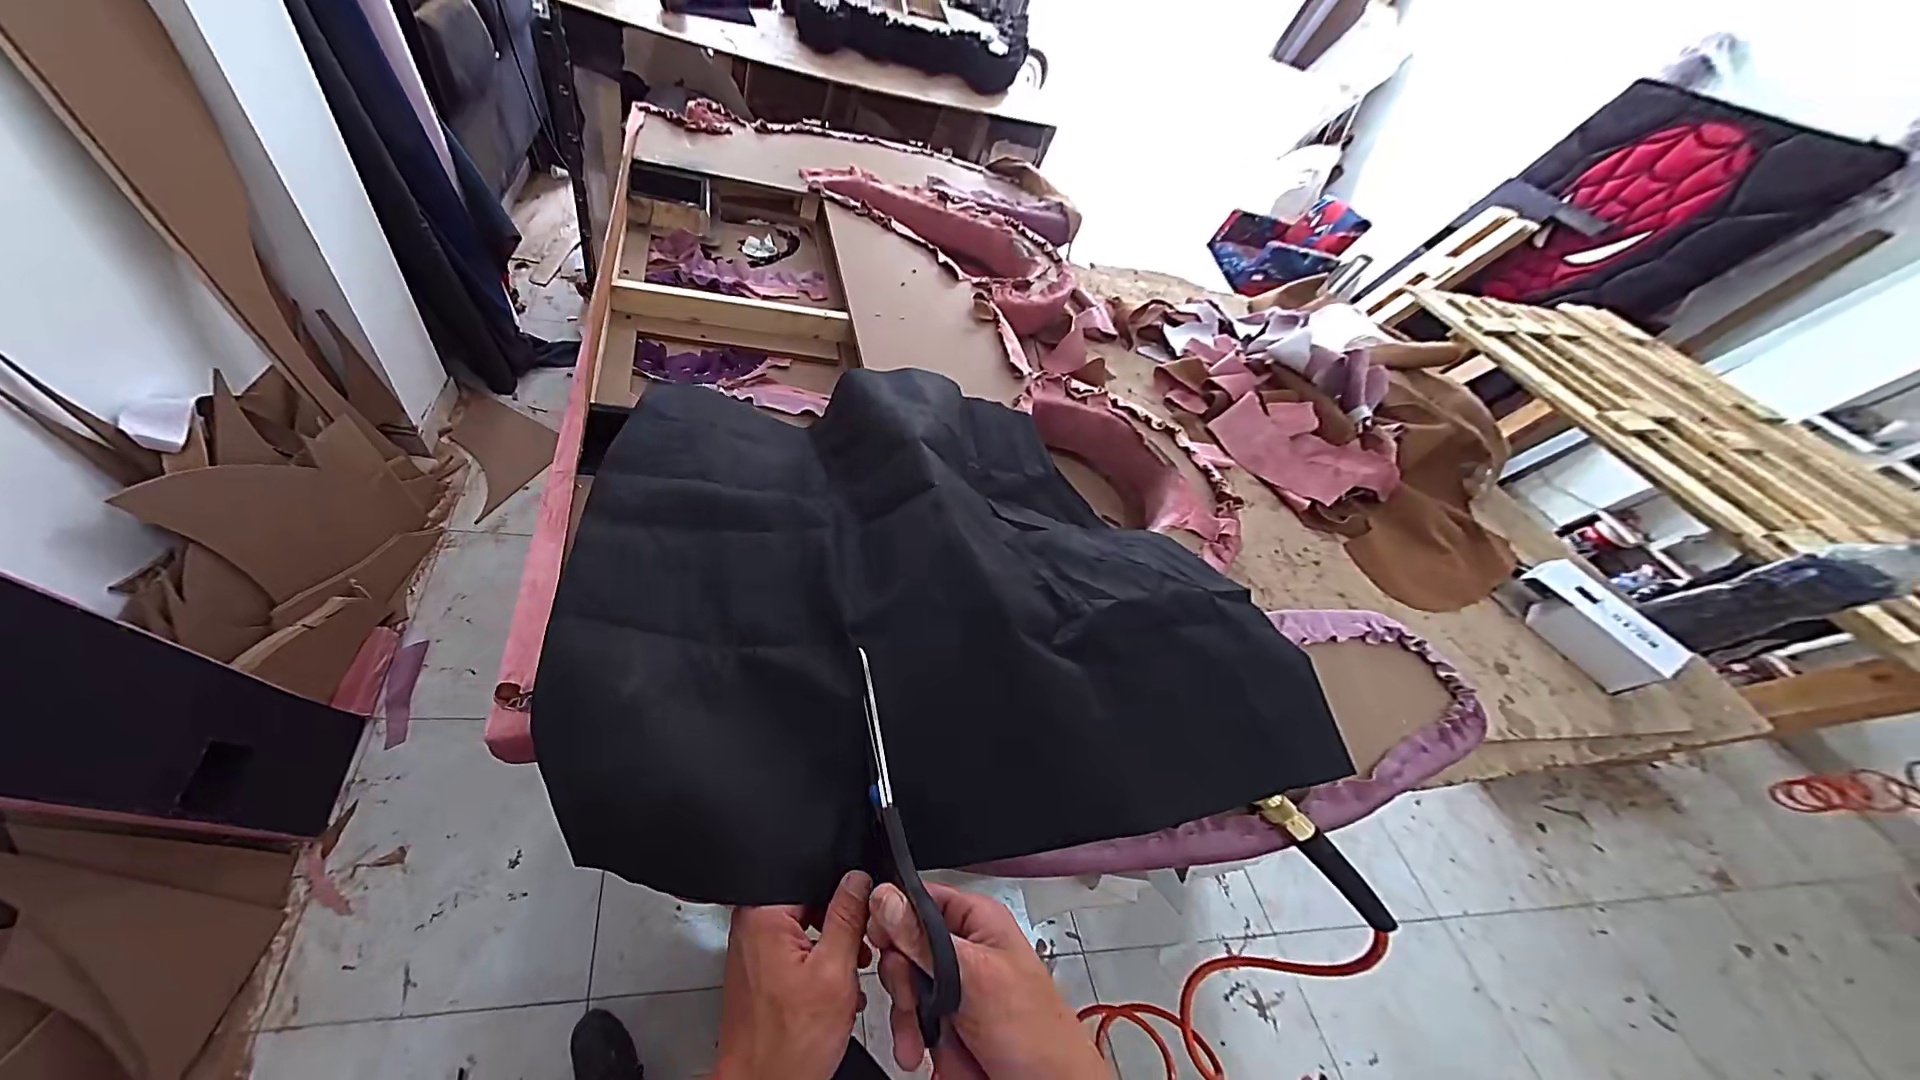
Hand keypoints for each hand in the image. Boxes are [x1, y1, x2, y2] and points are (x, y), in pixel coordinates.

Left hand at [716, 870, 872, 1079]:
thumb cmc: (786, 1047)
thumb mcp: (834, 971)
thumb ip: (848, 916)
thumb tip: (858, 879)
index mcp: (763, 915)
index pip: (816, 878)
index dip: (848, 897)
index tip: (862, 919)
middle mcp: (752, 926)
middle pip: (813, 902)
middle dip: (841, 926)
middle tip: (857, 953)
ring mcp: (753, 949)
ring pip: (808, 925)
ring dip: (834, 948)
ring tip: (847, 976)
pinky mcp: (759, 970)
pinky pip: (797, 948)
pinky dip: (818, 964)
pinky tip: (833, 987)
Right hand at [867, 882, 1107, 1079]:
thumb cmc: (1035, 1030)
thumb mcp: (973, 976)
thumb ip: (924, 939)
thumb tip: (887, 898)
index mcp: (976, 920)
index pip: (921, 898)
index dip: (893, 914)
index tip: (876, 937)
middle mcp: (963, 947)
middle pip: (906, 943)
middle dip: (901, 976)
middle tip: (909, 995)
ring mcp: (954, 985)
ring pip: (905, 984)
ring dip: (904, 1013)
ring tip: (915, 1036)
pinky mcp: (947, 1019)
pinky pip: (912, 1018)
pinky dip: (909, 1035)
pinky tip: (918, 1050)